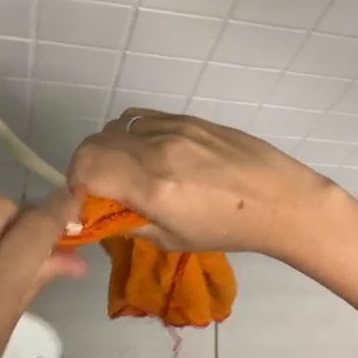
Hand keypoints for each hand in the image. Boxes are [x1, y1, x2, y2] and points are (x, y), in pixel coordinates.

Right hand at [68, 110, 350, 258]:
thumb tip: (101, 213)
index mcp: (153, 185)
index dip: (77, 185)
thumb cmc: (230, 229)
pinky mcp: (191, 118)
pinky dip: (135, 134)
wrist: (281, 199)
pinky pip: (145, 118)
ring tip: (133, 172)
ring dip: (112, 148)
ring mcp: (176, 127)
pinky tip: (155, 155)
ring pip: (118, 125)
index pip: (86, 166)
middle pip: (95, 142)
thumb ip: (130, 223)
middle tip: (106, 190)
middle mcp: (159, 149)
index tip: (89, 202)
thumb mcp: (173, 239)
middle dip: (89, 167)